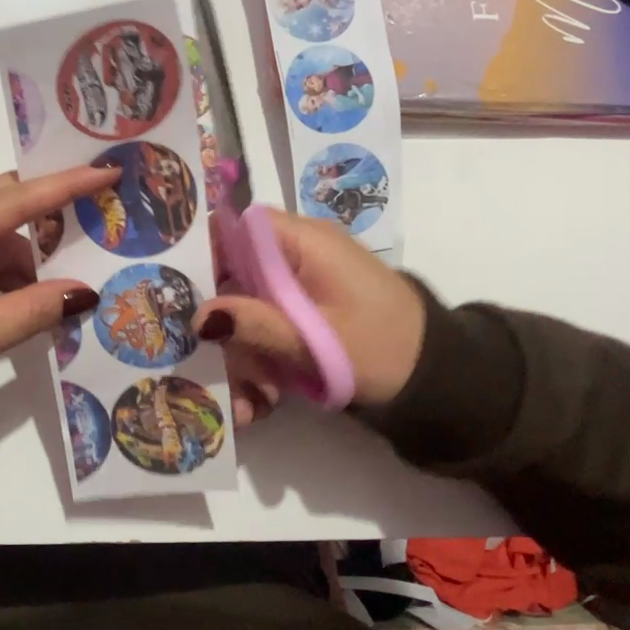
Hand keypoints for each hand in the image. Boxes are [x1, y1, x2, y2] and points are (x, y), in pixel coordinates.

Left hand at [0, 167, 117, 405]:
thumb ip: (29, 312)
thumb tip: (86, 291)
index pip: (13, 200)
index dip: (64, 186)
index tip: (107, 171)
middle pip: (5, 198)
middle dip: (53, 208)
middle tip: (103, 211)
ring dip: (29, 247)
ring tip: (70, 272)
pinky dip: (6, 261)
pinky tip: (30, 289)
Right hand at [197, 211, 426, 423]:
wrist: (443, 381)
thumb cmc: (382, 349)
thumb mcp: (314, 342)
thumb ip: (256, 325)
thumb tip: (199, 317)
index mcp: (302, 241)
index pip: (234, 226)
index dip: (205, 256)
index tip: (186, 299)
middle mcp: (298, 252)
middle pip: (236, 274)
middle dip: (225, 326)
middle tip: (224, 374)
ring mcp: (303, 281)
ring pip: (249, 306)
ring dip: (243, 353)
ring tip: (251, 404)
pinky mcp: (308, 309)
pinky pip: (270, 322)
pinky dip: (263, 356)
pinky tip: (263, 399)